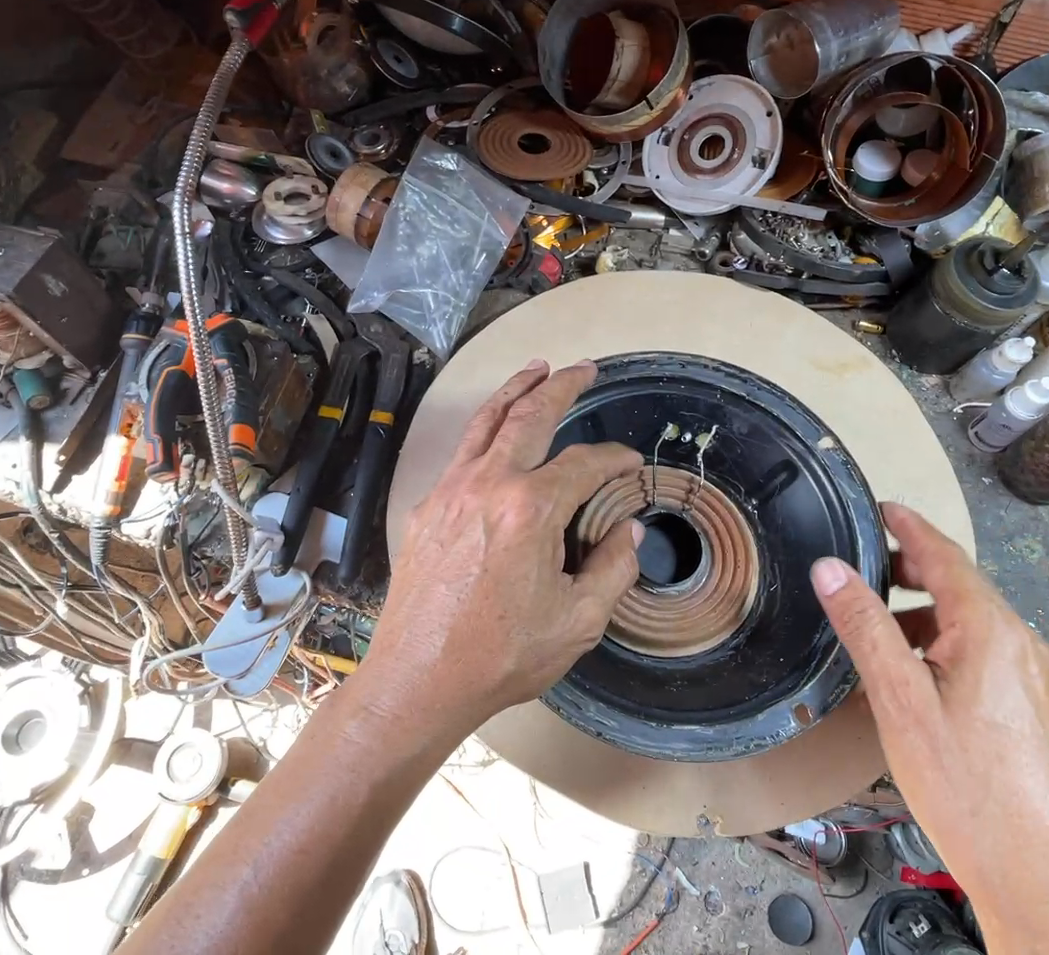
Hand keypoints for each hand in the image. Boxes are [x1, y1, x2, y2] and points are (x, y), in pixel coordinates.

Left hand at [363, 359, 644, 736]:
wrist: (418, 679)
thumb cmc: (501, 656)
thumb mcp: (579, 622)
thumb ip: (613, 569)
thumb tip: (627, 531)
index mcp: (530, 510)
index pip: (584, 464)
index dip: (614, 460)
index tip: (630, 465)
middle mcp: (487, 485)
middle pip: (529, 416)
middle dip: (561, 385)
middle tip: (584, 368)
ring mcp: (449, 492)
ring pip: (486, 423)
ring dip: (515, 392)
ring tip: (536, 370)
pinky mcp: (427, 509)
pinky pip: (462, 455)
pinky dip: (486, 433)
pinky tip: (496, 439)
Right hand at [811, 503, 1048, 952]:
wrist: (1036, 874)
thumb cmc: (966, 786)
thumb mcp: (900, 701)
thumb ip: (865, 628)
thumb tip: (830, 567)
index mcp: (989, 631)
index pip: (945, 556)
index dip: (909, 527)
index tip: (881, 506)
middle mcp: (1018, 644)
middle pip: (960, 585)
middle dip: (912, 569)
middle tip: (864, 568)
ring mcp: (1030, 677)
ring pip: (969, 622)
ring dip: (923, 611)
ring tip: (878, 628)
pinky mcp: (1030, 708)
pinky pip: (981, 653)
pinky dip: (941, 644)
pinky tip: (912, 675)